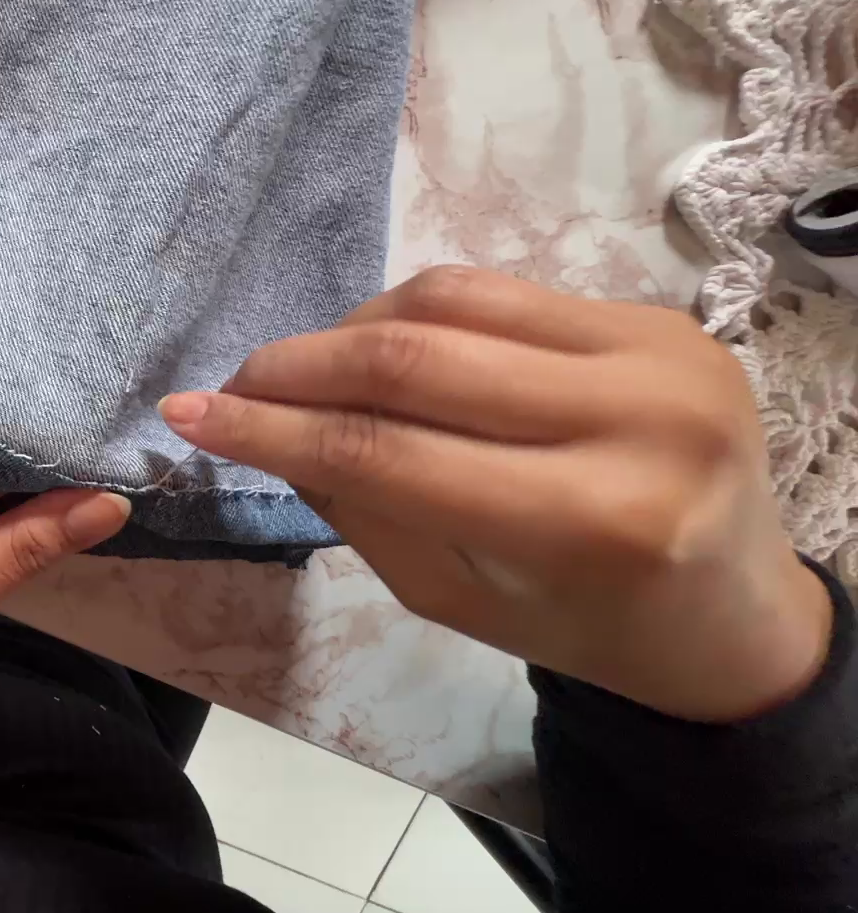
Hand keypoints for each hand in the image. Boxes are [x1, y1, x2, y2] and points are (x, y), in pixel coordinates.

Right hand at [159, 265, 830, 722]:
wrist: (728, 606)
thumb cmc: (569, 622)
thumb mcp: (437, 589)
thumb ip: (351, 499)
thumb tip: (262, 423)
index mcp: (586, 523)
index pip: (378, 452)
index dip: (264, 428)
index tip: (183, 413)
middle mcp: (636, 421)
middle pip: (404, 360)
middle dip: (288, 368)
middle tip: (231, 387)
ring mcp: (657, 351)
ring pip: (437, 303)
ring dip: (339, 334)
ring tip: (302, 374)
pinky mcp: (654, 316)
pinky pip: (483, 290)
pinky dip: (399, 314)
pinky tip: (375, 351)